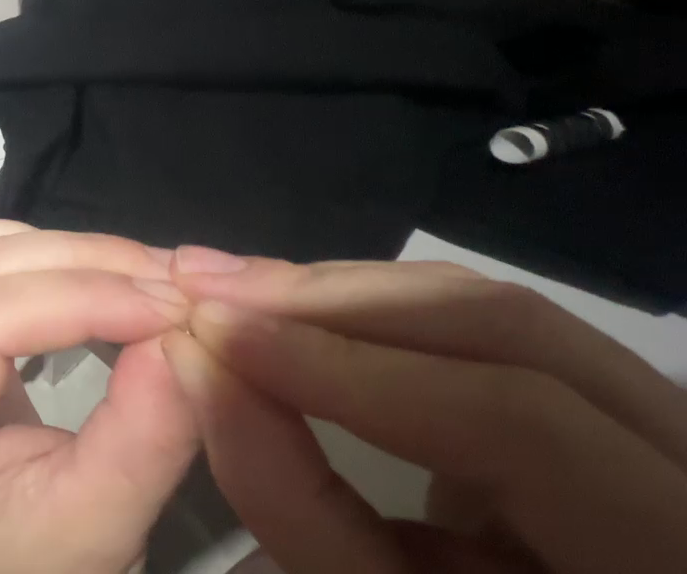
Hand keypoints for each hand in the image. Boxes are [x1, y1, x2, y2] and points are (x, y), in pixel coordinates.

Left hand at [0, 215, 197, 573]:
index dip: (76, 296)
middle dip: (79, 261)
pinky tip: (74, 275)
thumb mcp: (102, 522)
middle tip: (175, 281)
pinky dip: (22, 246)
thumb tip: (180, 334)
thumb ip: (142, 434)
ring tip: (135, 278)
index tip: (171, 302)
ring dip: (51, 247)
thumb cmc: (33, 559)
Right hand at [161, 248, 686, 573]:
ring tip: (223, 287)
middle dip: (326, 298)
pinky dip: (357, 304)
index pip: (516, 421)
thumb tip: (195, 361)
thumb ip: (294, 495)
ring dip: (332, 290)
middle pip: (505, 324)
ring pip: (484, 304)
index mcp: (671, 548)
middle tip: (200, 289)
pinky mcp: (581, 387)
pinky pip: (468, 318)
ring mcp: (648, 415)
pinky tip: (283, 304)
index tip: (209, 332)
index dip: (346, 365)